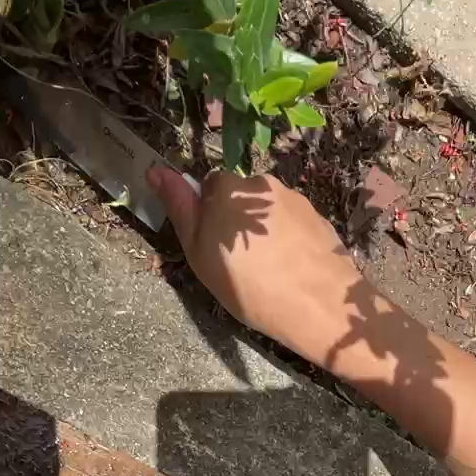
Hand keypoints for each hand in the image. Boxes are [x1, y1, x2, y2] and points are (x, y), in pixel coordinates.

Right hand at [149, 168, 367, 362]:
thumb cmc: (251, 287)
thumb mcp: (201, 255)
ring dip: (266, 233)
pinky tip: (293, 270)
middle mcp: (261, 183)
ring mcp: (294, 198)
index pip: (209, 189)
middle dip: (239, 224)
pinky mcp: (318, 217)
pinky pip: (294, 225)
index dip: (209, 220)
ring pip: (269, 212)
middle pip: (241, 198)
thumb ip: (180, 209)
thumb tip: (155, 171)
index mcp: (227, 188)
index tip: (217, 250)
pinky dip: (290, 242)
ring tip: (273, 271)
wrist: (320, 305)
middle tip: (244, 265)